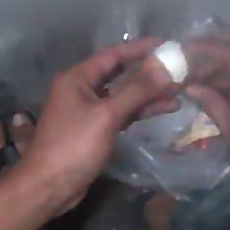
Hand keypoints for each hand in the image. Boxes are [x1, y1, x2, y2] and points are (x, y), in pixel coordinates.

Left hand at [13, 39, 179, 214]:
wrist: (49, 186)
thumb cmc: (74, 144)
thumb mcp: (108, 114)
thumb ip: (137, 91)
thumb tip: (167, 69)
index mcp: (78, 78)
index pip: (114, 55)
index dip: (140, 48)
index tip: (166, 43)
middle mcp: (83, 89)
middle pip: (121, 73)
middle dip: (149, 70)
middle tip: (178, 65)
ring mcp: (90, 110)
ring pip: (125, 94)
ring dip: (150, 91)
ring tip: (180, 88)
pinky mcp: (98, 128)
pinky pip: (124, 111)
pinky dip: (143, 109)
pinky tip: (166, 107)